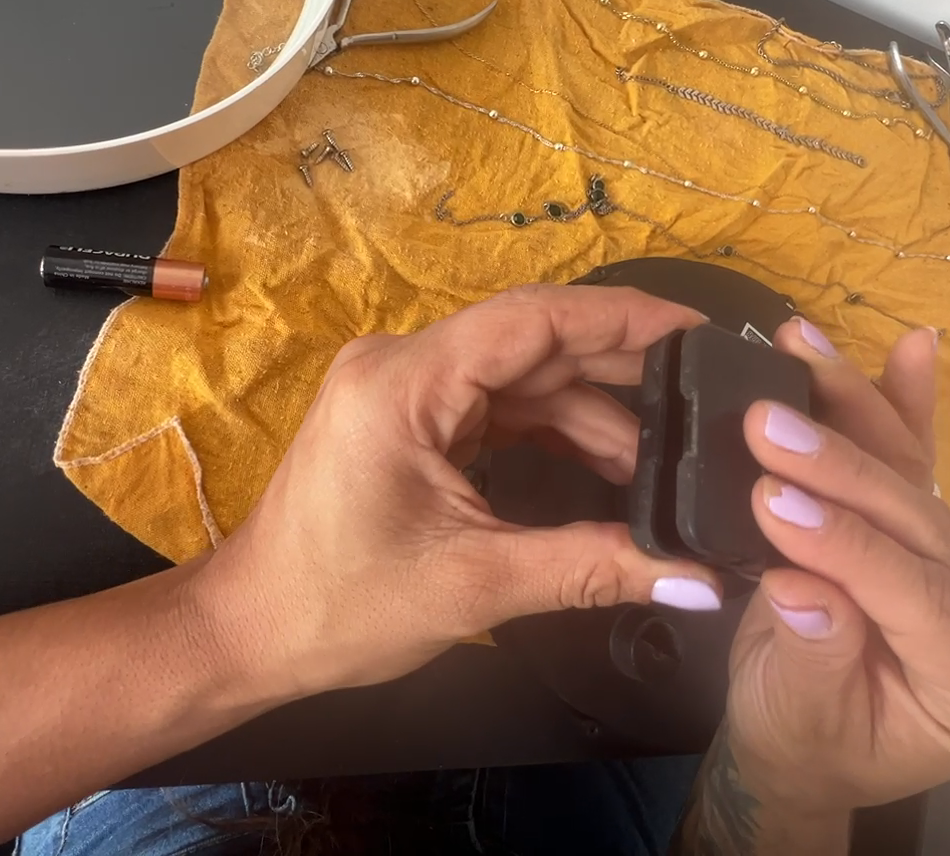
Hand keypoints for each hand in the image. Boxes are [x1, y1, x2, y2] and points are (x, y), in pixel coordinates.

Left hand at [200, 285, 721, 701]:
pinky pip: (501, 406)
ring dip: (591, 415)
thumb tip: (699, 581)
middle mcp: (404, 364)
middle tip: (702, 388)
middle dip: (619, 364)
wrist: (248, 633)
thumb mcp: (475, 584)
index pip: (531, 320)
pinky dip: (554, 431)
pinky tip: (607, 464)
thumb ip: (593, 569)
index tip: (694, 328)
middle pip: (533, 342)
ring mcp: (407, 388)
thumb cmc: (338, 607)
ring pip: (523, 379)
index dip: (620, 316)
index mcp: (404, 382)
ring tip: (662, 459)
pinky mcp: (413, 416)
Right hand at [715, 320, 949, 819]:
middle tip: (767, 424)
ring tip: (805, 349)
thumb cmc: (801, 740)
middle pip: (919, 527)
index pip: (920, 602)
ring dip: (857, 406)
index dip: (846, 546)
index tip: (773, 499)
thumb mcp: (798, 716)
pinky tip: (911, 349)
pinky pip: (913, 466)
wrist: (801, 740)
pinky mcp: (918, 538)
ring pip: (913, 479)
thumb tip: (796, 582)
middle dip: (840, 469)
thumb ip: (813, 653)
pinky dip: (905, 406)